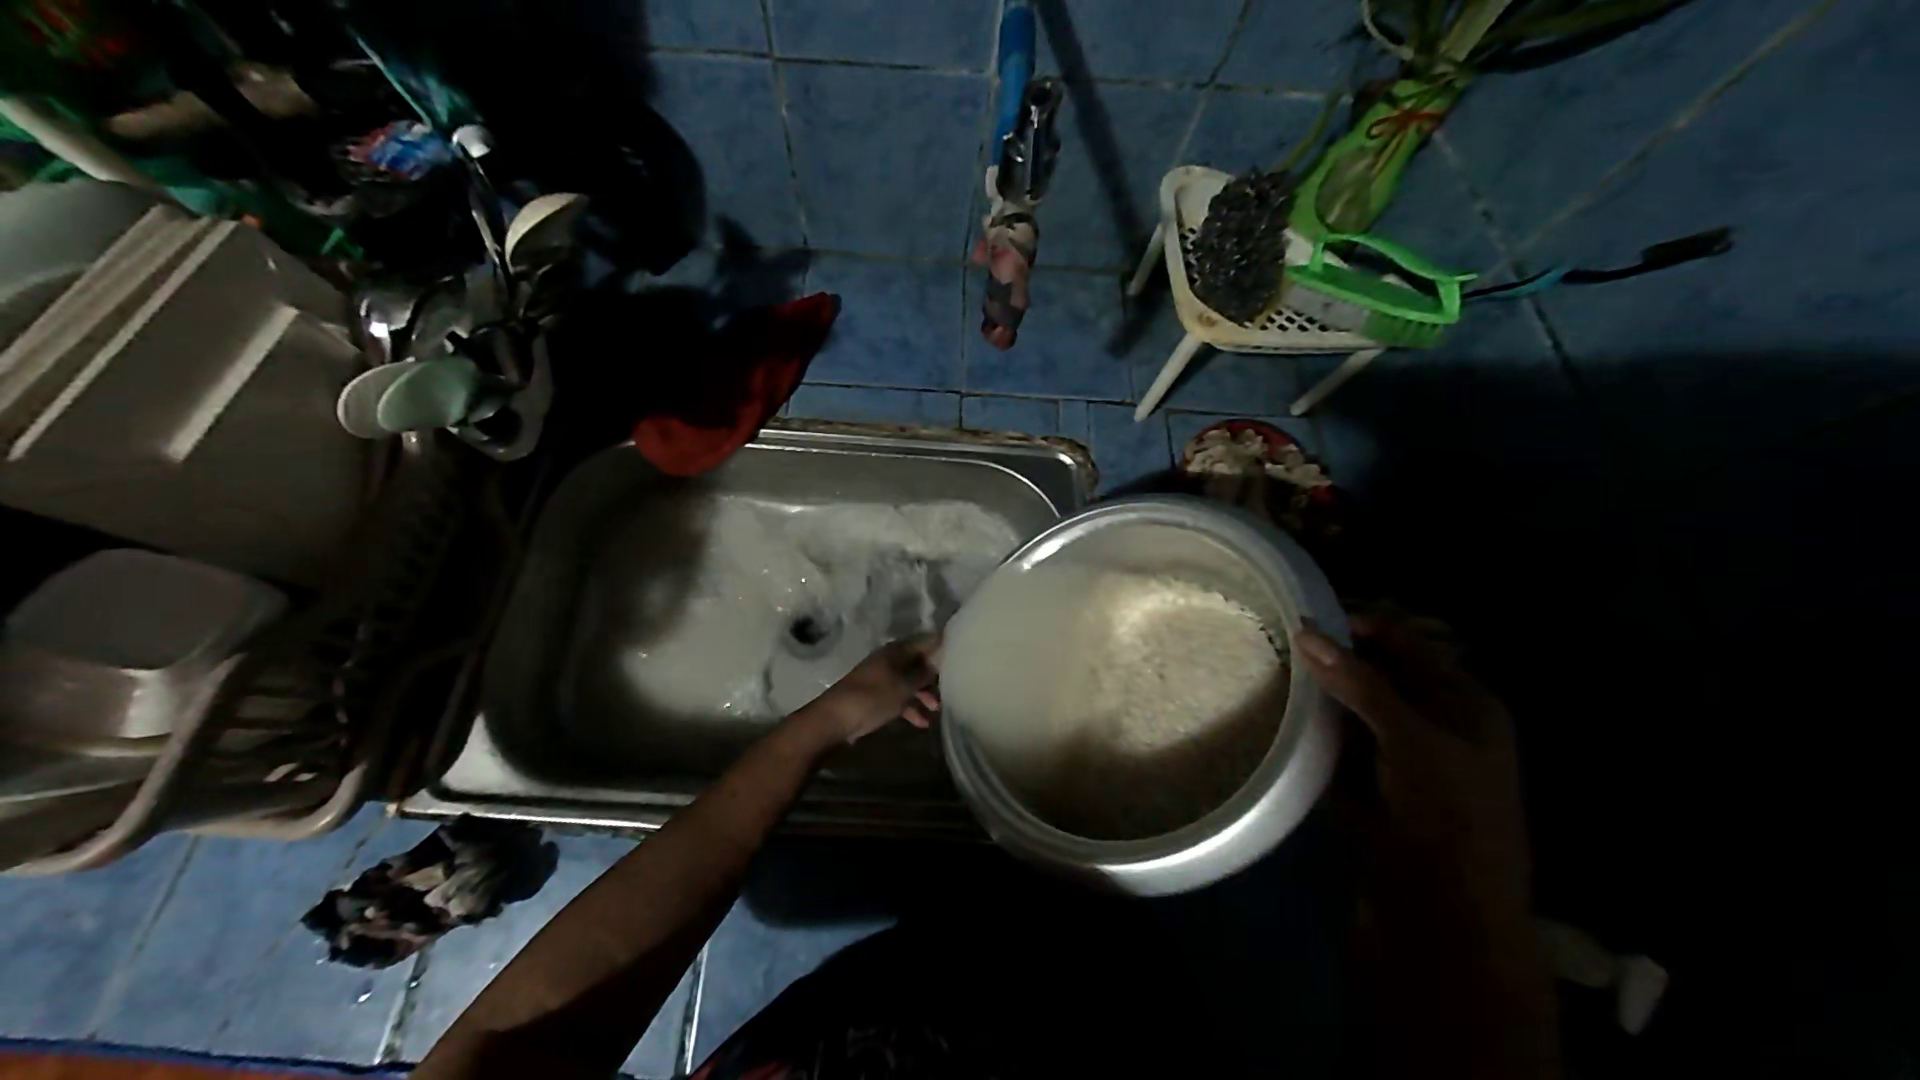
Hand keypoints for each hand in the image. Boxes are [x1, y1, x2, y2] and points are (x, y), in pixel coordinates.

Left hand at [802, 636, 941, 744]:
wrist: (835, 719)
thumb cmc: (872, 697)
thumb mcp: (903, 686)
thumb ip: (922, 674)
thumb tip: (937, 663)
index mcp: (895, 651)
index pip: (925, 641)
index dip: (942, 644)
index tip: (961, 652)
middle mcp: (889, 661)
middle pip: (918, 662)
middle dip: (935, 674)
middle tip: (953, 685)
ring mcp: (882, 679)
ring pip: (909, 682)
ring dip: (924, 694)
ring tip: (937, 709)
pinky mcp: (876, 697)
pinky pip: (899, 698)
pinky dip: (910, 708)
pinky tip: (922, 723)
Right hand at [1297, 612, 1558, 1079]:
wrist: (1444, 916)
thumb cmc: (1447, 816)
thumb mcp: (1411, 738)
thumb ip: (1360, 682)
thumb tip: (1306, 630)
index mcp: (1465, 706)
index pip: (1410, 646)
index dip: (1364, 628)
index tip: (1307, 613)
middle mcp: (1433, 726)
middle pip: (1377, 676)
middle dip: (1334, 659)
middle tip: (1278, 638)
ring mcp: (1397, 758)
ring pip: (1351, 710)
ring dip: (1317, 694)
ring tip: (1266, 667)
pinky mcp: (1365, 786)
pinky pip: (1333, 745)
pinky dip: (1310, 730)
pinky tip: (1274, 713)